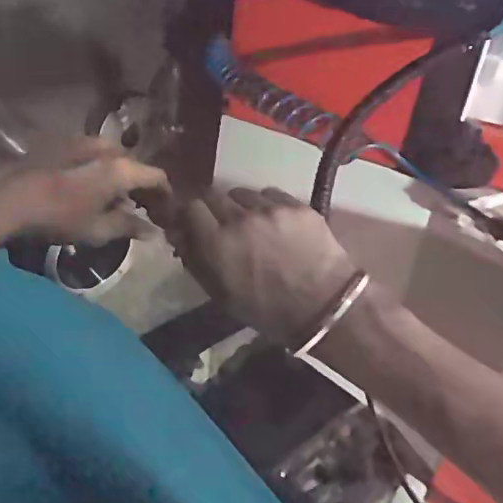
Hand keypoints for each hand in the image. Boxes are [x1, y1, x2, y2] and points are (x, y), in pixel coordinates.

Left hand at [0, 137, 169, 245]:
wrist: (7, 198)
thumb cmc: (57, 217)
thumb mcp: (96, 230)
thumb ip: (128, 227)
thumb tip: (153, 231)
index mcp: (120, 168)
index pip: (156, 176)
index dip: (165, 194)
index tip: (166, 212)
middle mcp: (106, 146)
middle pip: (133, 164)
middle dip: (140, 186)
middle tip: (140, 209)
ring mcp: (81, 140)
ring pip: (111, 158)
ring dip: (117, 177)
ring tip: (112, 202)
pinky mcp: (59, 141)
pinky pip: (90, 155)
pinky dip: (97, 170)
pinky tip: (86, 189)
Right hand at [166, 187, 360, 342]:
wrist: (324, 307)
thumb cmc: (267, 310)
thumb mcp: (221, 295)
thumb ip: (195, 260)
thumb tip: (178, 234)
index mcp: (217, 243)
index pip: (190, 207)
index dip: (189, 213)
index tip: (193, 222)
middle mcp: (239, 219)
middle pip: (213, 194)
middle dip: (212, 207)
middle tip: (221, 223)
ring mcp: (270, 209)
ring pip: (242, 193)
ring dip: (239, 206)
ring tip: (251, 224)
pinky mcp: (296, 205)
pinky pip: (270, 195)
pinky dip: (266, 205)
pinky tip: (274, 223)